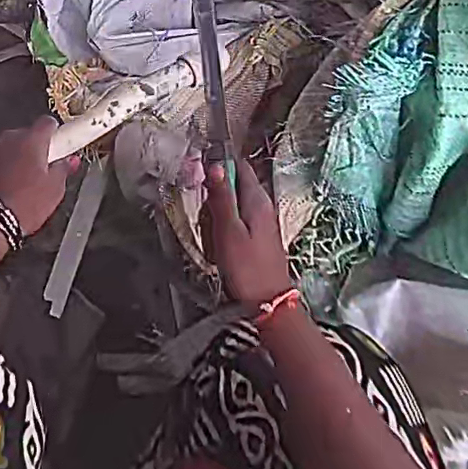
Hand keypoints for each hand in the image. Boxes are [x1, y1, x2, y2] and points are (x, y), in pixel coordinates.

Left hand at [0, 117, 76, 237]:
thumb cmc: (23, 207)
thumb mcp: (53, 191)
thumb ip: (62, 170)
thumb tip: (70, 161)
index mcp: (32, 141)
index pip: (46, 123)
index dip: (53, 132)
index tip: (56, 143)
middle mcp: (8, 138)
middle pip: (23, 135)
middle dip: (30, 149)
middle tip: (36, 172)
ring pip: (3, 147)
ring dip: (9, 159)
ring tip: (14, 185)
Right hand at [203, 155, 294, 308]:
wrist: (268, 305)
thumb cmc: (246, 267)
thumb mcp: (228, 230)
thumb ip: (221, 197)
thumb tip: (215, 165)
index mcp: (257, 199)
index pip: (239, 165)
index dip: (219, 163)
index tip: (199, 171)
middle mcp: (262, 205)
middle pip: (235, 183)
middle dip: (215, 190)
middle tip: (203, 208)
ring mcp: (262, 221)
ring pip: (233, 201)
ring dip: (217, 208)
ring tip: (210, 227)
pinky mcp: (257, 235)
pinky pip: (236, 217)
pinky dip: (223, 222)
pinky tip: (217, 237)